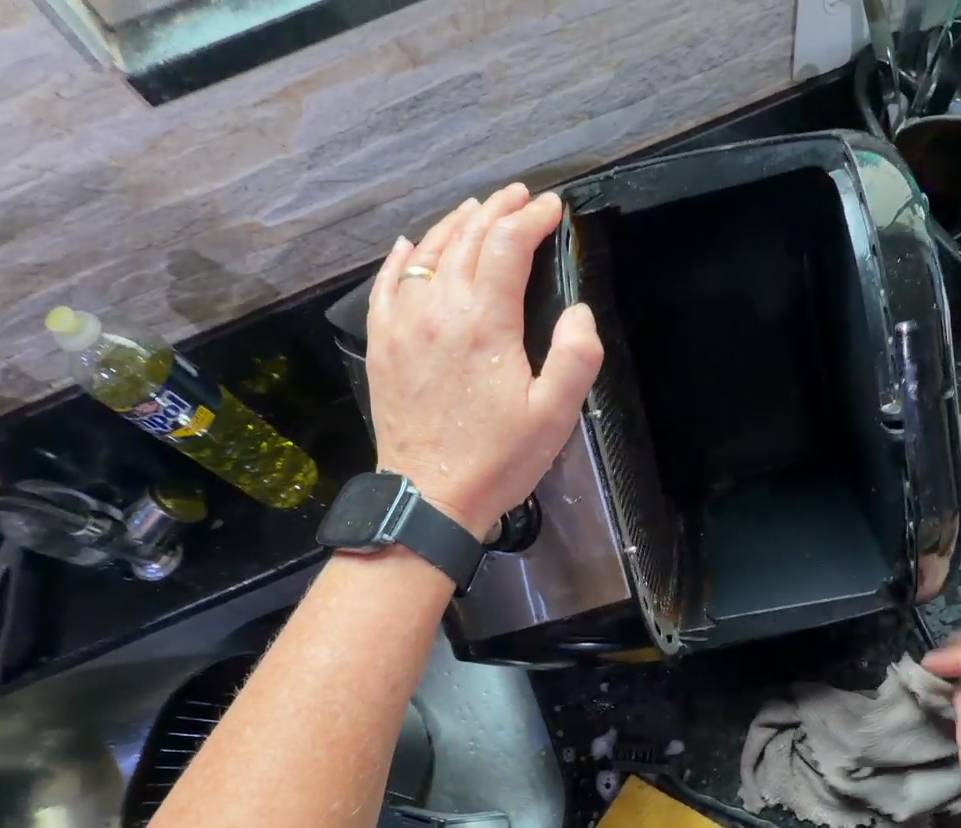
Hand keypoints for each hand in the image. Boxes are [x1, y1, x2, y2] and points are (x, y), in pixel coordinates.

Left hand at [365, 184, 603, 535]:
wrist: (429, 498)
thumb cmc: (498, 459)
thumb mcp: (555, 415)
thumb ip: (576, 356)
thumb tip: (578, 310)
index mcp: (484, 322)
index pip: (508, 246)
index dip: (533, 219)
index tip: (554, 209)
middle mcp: (439, 310)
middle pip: (467, 239)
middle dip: (498, 210)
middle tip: (522, 197)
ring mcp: (403, 324)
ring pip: (428, 254)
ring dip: (456, 224)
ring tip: (478, 209)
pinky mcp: (383, 344)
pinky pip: (388, 284)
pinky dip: (404, 257)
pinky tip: (413, 245)